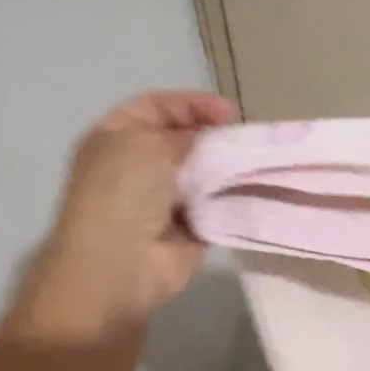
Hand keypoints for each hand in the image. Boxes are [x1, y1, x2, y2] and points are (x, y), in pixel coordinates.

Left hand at [16, 90, 236, 338]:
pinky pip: (213, 210)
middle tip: (246, 140)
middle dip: (213, 138)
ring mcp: (161, 202)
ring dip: (224, 171)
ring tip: (254, 166)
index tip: (230, 112)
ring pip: (200, 176)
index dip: (192, 104)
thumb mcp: (150, 145)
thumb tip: (210, 140)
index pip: (157, 107)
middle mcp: (136, 167)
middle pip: (182, 141)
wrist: (120, 266)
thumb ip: (186, 135)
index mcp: (116, 137)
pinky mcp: (186, 233)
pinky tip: (250, 194)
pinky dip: (229, 203)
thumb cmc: (124, 195)